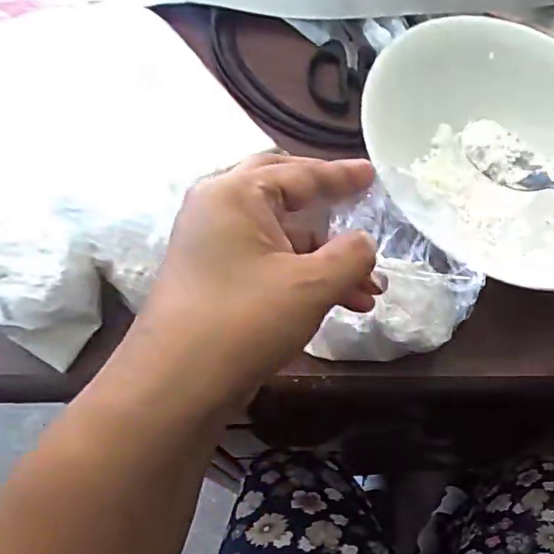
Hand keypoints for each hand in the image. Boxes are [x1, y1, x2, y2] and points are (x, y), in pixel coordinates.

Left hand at [107, 154, 382, 408]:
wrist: (182, 380)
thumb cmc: (247, 319)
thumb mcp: (312, 285)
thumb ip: (350, 257)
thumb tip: (364, 244)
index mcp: (236, 194)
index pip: (299, 173)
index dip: (341, 176)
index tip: (372, 174)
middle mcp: (219, 210)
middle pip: (285, 196)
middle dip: (330, 213)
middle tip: (360, 209)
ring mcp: (215, 247)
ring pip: (284, 239)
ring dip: (328, 260)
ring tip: (369, 291)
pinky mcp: (218, 280)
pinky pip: (272, 264)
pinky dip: (307, 278)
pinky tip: (342, 304)